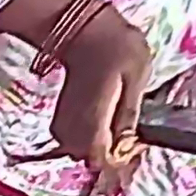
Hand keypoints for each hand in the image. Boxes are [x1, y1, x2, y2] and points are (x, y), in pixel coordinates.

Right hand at [50, 7, 151, 177]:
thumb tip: (127, 145)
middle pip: (90, 160)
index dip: (117, 161)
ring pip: (80, 153)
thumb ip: (129, 115)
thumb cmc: (117, 49)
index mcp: (93, 122)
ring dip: (97, 148)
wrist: (85, 34)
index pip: (101, 160)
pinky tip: (101, 126)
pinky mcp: (60, 123)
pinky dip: (87, 140)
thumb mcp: (136, 78)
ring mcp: (63, 128)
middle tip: (127, 139)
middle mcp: (73, 131)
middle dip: (109, 155)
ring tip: (115, 131)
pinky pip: (72, 143)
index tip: (131, 151)